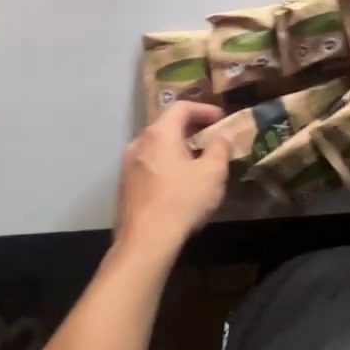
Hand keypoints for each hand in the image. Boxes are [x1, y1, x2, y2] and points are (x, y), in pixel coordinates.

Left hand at [114, 101, 229, 251]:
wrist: (145, 242)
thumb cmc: (182, 201)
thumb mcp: (212, 173)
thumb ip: (220, 147)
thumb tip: (225, 133)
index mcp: (160, 134)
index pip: (182, 107)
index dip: (204, 109)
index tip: (221, 119)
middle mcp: (139, 143)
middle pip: (167, 125)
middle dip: (192, 128)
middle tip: (211, 138)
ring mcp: (127, 165)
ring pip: (156, 145)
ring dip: (178, 147)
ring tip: (197, 161)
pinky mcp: (124, 186)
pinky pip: (148, 163)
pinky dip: (165, 163)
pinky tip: (178, 182)